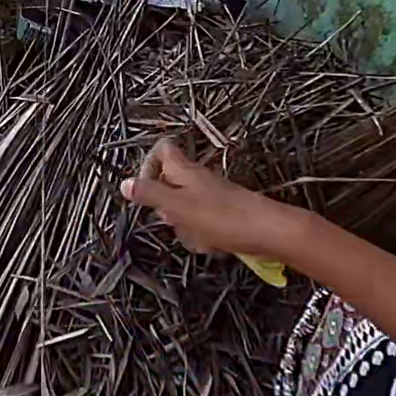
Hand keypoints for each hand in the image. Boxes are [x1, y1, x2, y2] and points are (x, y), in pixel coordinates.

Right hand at [118, 138, 308, 259]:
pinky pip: (202, 224)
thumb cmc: (223, 217)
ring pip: (184, 210)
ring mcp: (213, 196)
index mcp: (185, 171)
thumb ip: (149, 194)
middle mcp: (198, 179)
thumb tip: (125, 183)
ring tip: (198, 237)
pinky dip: (203, 236)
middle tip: (173, 220)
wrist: (270, 232)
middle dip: (166, 209)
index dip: (147, 166)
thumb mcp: (177, 206)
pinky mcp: (225, 214)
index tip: (144, 189)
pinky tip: (213, 244)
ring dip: (185, 227)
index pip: (161, 150)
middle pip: (169, 187)